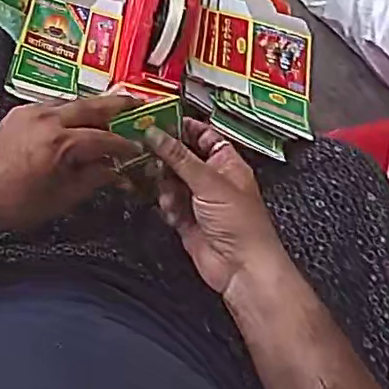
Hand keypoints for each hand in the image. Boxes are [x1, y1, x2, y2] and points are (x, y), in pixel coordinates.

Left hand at [0, 96, 143, 233]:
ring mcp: (30, 112)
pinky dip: (69, 110)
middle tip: (137, 105)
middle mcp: (45, 119)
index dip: (124, 144)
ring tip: (112, 112)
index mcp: (59, 142)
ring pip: (71, 102)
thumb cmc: (18, 203)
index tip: (137, 148)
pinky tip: (77, 119)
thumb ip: (94, 178)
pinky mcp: (18, 112)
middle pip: (90, 106)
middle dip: (117, 106)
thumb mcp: (64, 196)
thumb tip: (115, 170)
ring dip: (92, 107)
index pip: (103, 137)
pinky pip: (51, 105)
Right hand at [146, 119, 290, 295]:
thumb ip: (179, 156)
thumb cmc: (243, 226)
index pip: (203, 136)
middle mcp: (212, 180)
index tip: (159, 119)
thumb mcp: (209, 182)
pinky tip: (170, 208)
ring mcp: (198, 200)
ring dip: (163, 181)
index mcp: (226, 164)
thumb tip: (157, 134)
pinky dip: (165, 203)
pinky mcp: (185, 219)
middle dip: (164, 154)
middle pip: (181, 157)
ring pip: (170, 180)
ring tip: (157, 180)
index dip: (182, 126)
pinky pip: (166, 202)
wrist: (240, 269)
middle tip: (145, 145)